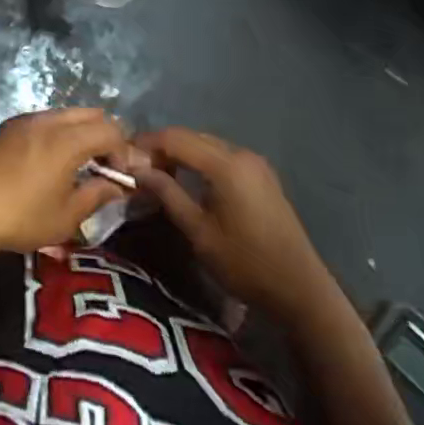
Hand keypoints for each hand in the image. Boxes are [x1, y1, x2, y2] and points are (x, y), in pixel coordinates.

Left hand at [0, 108, 129, 268]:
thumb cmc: (19, 218)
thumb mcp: (65, 218)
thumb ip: (96, 196)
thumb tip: (117, 186)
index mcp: (67, 140)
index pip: (111, 130)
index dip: (122, 151)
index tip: (119, 176)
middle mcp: (48, 120)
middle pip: (91, 114)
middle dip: (105, 135)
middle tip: (103, 165)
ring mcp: (24, 120)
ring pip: (66, 114)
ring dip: (81, 132)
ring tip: (77, 164)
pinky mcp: (6, 127)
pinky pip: (44, 120)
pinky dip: (58, 133)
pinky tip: (48, 161)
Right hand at [133, 127, 337, 322]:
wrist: (299, 287)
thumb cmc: (244, 263)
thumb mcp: (199, 233)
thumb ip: (168, 195)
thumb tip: (139, 170)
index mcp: (226, 165)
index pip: (177, 138)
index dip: (148, 142)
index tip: (124, 155)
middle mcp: (241, 154)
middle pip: (194, 137)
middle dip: (164, 146)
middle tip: (138, 167)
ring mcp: (255, 163)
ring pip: (209, 145)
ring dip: (182, 153)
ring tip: (158, 173)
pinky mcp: (262, 175)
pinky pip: (223, 157)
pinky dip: (201, 161)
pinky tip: (189, 180)